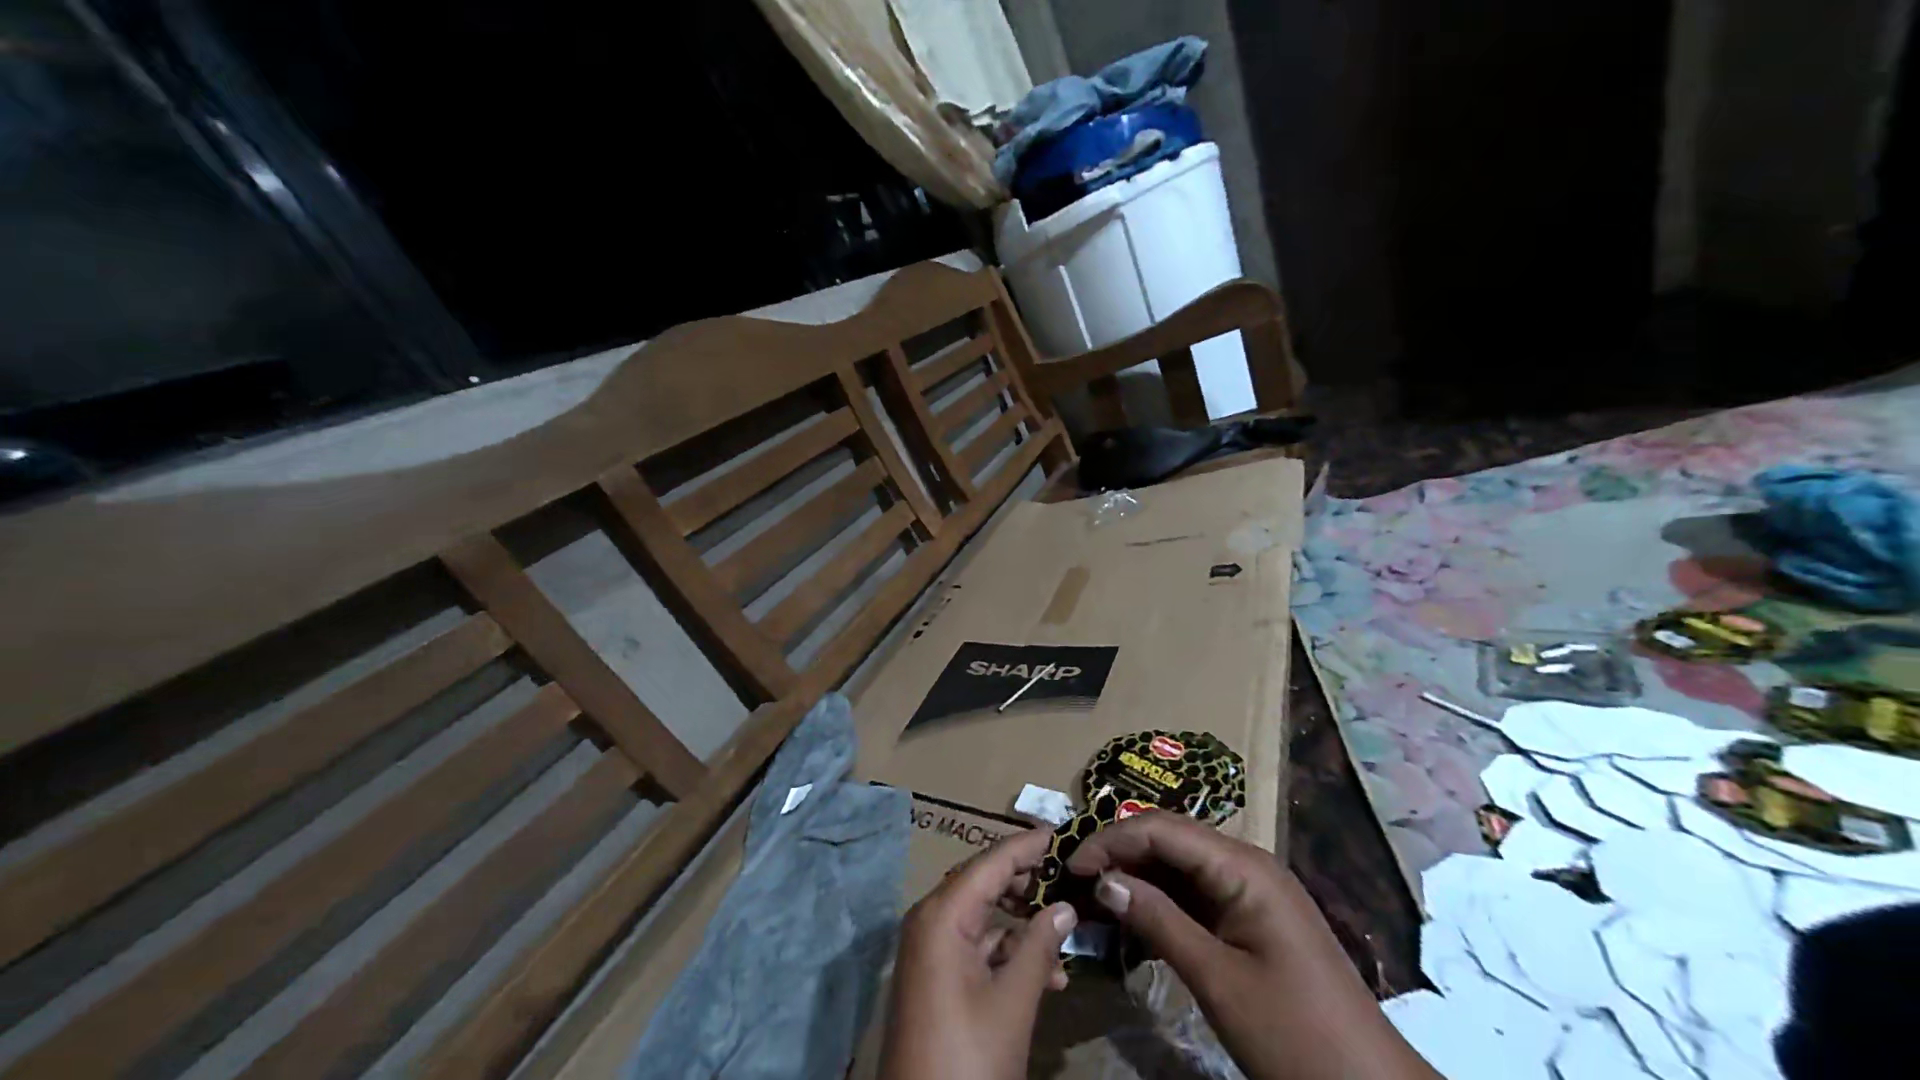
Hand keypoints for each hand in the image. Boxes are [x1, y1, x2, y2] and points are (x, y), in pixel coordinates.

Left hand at [879, 828, 1078, 1079]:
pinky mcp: (935, 977)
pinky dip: (1007, 953)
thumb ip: (1039, 946)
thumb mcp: (1012, 1001)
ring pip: (982, 917)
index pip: (989, 863)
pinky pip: (974, 947)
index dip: (1025, 846)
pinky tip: (1048, 975)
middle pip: (982, 884)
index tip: (1060, 832)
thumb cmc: (968, 1056)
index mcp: (941, 915)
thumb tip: (1064, 907)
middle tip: (1066, 875)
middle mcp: (930, 921)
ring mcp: (929, 950)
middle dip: (1025, 880)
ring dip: (1022, 924)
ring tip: (1065, 929)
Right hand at [1066, 812, 1440, 1079]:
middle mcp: (1246, 864)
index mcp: (1242, 866)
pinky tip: (1133, 919)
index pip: (1161, 829)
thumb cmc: (1294, 1033)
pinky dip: (1161, 901)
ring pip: (1180, 865)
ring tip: (1094, 898)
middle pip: (1169, 839)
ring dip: (1137, 876)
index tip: (1070, 867)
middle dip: (1120, 852)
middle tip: (1075, 880)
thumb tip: (1103, 880)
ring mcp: (1251, 891)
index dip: (1111, 840)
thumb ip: (1158, 920)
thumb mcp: (1217, 978)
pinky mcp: (1251, 918)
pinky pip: (1196, 894)